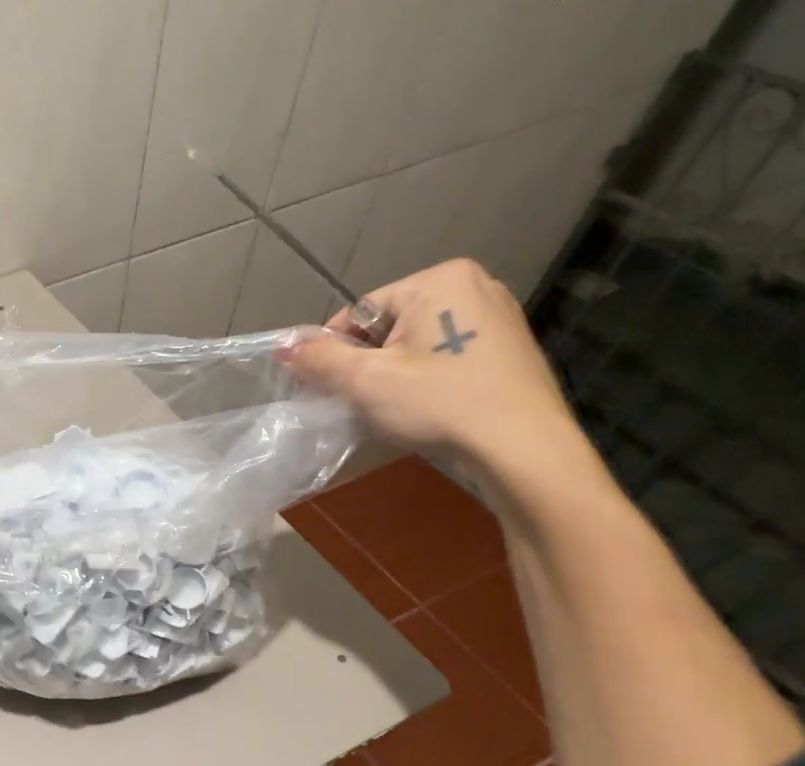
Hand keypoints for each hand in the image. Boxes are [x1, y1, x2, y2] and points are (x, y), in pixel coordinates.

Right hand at [284, 259, 591, 480]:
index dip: (337, 353)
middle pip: (390, 326)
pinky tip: (429, 407)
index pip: (360, 312)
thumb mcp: (367, 381)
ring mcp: (498, 315)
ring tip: (395, 408)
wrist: (524, 448)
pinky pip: (448, 354)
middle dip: (370, 363)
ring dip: (396, 373)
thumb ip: (319, 359)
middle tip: (364, 402)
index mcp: (440, 279)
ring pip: (418, 342)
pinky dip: (428, 378)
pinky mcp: (510, 347)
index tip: (329, 389)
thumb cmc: (440, 403)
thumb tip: (280, 345)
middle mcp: (474, 284)